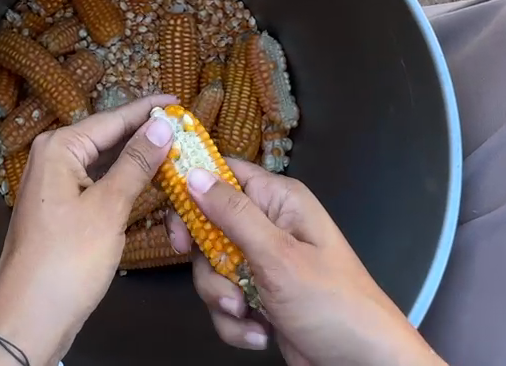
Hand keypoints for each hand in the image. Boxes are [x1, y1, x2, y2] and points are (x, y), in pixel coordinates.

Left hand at [0, 93, 177, 365]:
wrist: (28, 321)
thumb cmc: (68, 261)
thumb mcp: (108, 209)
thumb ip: (135, 163)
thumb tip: (163, 124)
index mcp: (59, 147)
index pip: (112, 119)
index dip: (147, 110)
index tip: (178, 100)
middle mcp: (52, 156)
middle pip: (106, 137)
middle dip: (143, 133)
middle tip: (183, 126)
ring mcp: (53, 184)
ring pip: (102, 161)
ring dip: (135, 157)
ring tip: (171, 148)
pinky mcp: (59, 208)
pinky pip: (96, 182)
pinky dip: (121, 180)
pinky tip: (145, 180)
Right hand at [166, 160, 445, 365]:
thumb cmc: (331, 303)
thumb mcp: (278, 256)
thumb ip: (233, 214)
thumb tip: (192, 172)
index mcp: (279, 200)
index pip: (226, 173)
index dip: (194, 187)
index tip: (174, 215)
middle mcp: (270, 225)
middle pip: (211, 224)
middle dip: (208, 259)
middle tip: (207, 273)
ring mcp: (266, 263)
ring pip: (215, 266)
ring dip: (222, 296)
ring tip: (246, 313)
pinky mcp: (263, 298)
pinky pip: (228, 298)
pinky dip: (236, 321)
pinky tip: (259, 333)